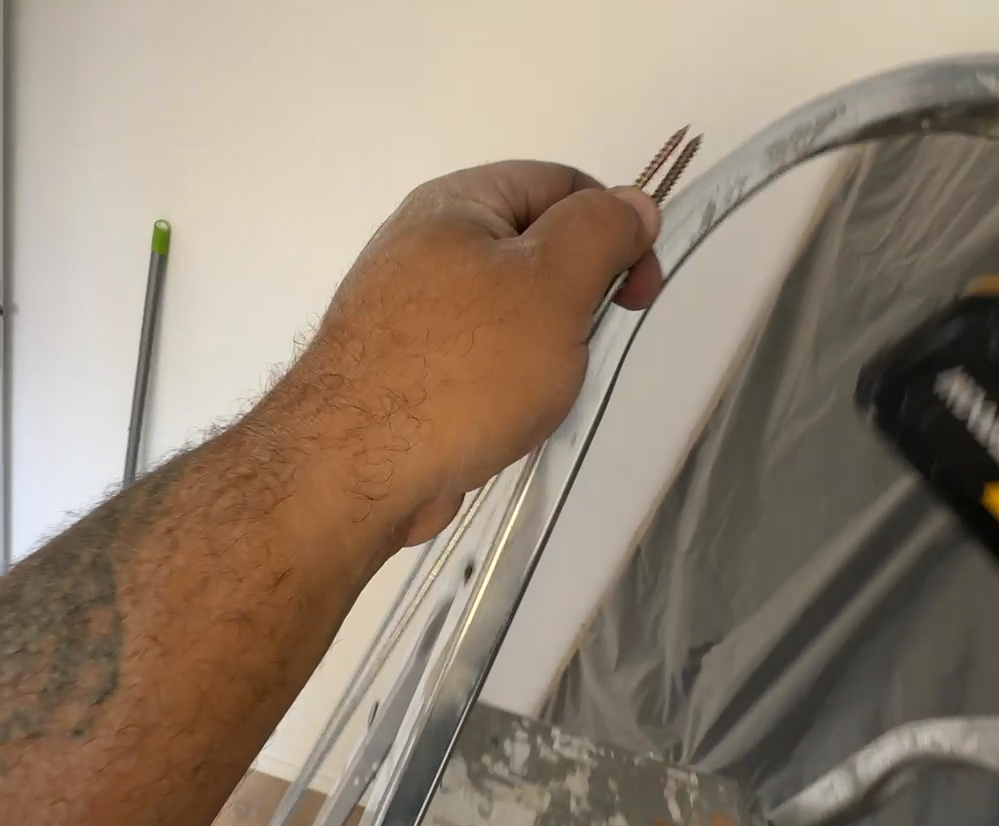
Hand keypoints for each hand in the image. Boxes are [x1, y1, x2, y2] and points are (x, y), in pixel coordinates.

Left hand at [261, 161, 662, 546]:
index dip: (614, 225)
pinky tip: (503, 420)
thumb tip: (632, 202)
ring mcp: (405, 316)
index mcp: (456, 204)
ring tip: (538, 393)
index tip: (639, 291)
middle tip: (583, 347)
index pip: (560, 183)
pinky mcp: (400, 374)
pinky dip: (502, 386)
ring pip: (505, 316)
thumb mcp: (553, 283)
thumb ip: (601, 231)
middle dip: (573, 298)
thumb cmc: (465, 369)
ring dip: (540, 350)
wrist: (359, 469)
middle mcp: (423, 249)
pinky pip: (473, 363)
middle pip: (531, 252)